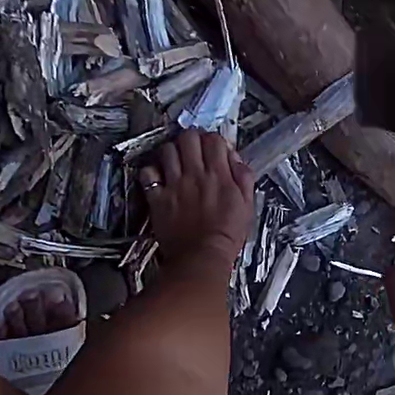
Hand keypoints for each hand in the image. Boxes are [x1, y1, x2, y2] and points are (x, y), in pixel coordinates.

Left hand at [138, 130, 255, 274]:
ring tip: (176, 161)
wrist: (202, 256)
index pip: (213, 140)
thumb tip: (236, 160)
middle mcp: (194, 175)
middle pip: (188, 138)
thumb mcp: (247, 205)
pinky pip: (147, 174)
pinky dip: (151, 171)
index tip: (213, 148)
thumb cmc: (226, 235)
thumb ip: (243, 178)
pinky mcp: (158, 199)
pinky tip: (158, 177)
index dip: (213, 140)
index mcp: (218, 175)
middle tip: (193, 149)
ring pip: (167, 150)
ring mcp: (174, 185)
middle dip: (191, 139)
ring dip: (171, 151)